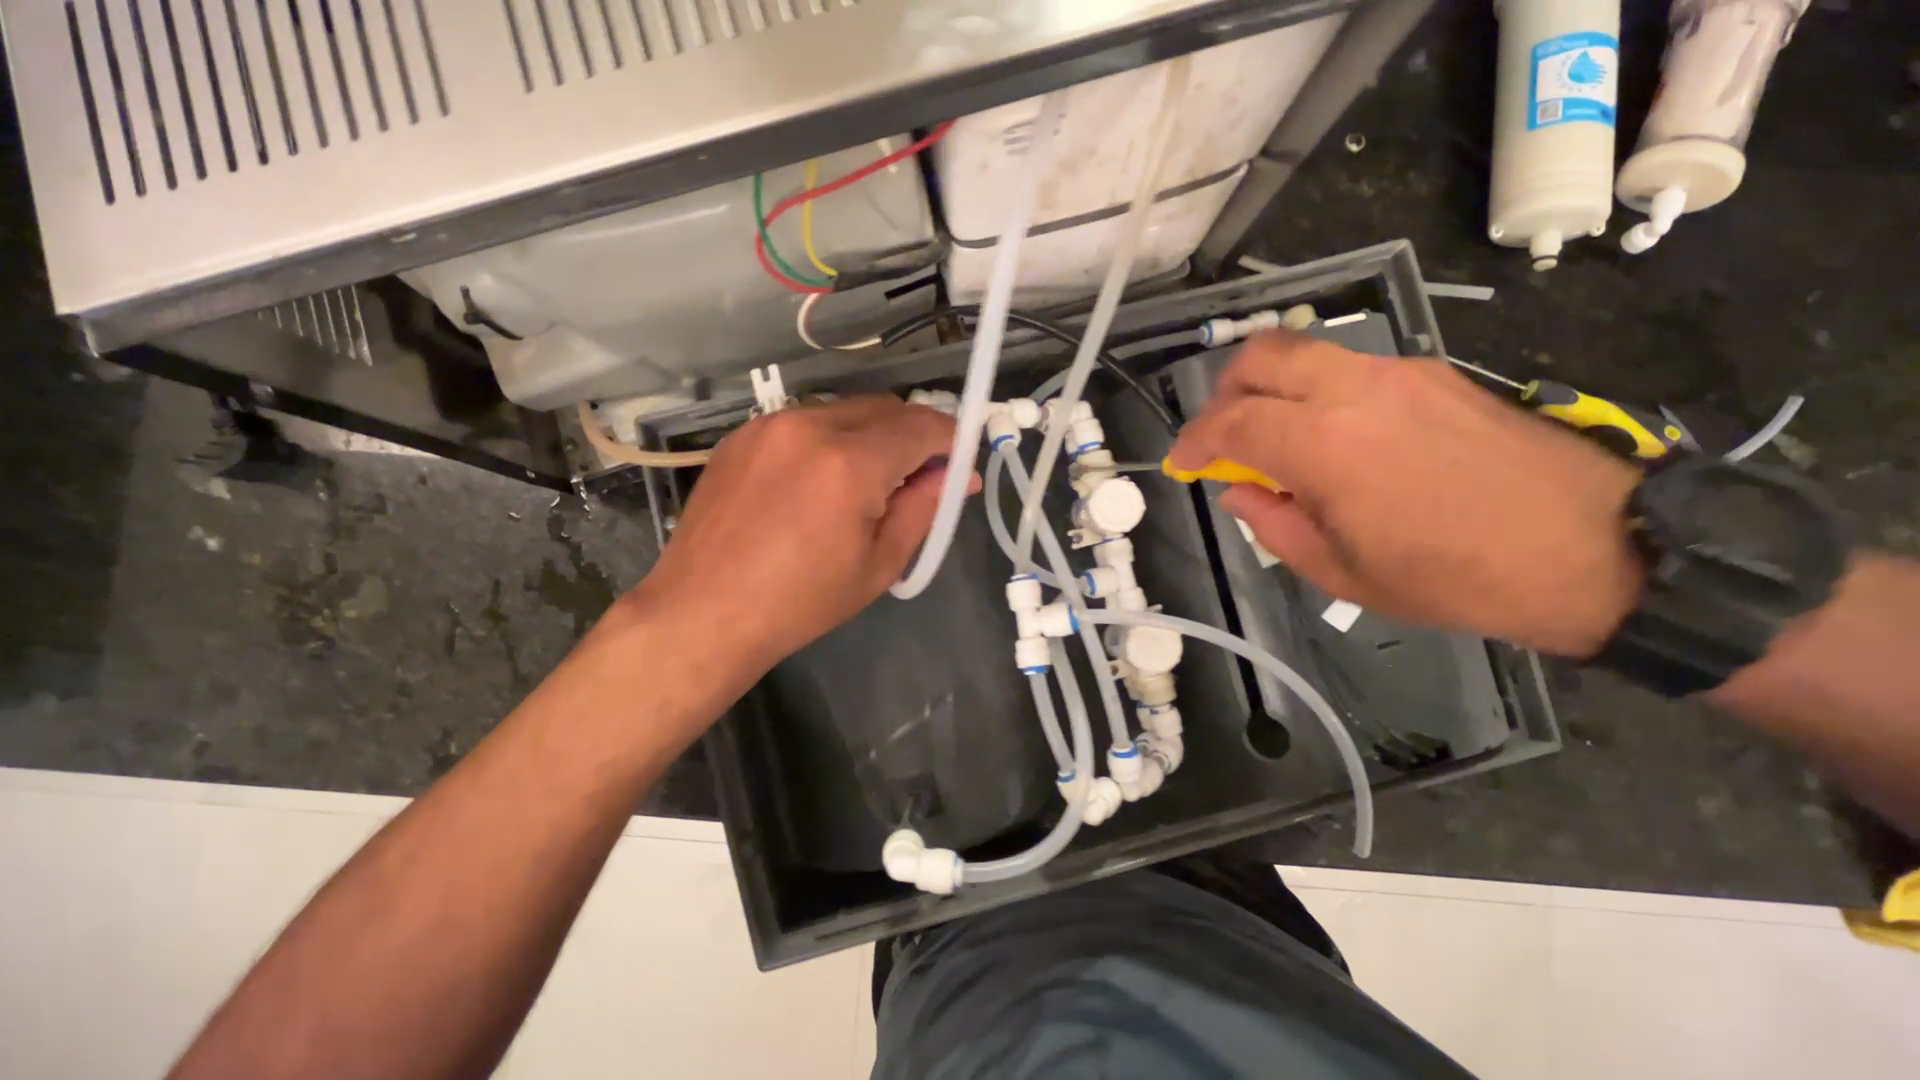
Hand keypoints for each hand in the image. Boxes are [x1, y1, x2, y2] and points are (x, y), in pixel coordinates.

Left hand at [624, 396, 966, 675]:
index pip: (921, 425)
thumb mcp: (878, 564)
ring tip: (863, 485)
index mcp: (850, 462)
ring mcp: (769, 426)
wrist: (703, 611)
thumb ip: (924, 508)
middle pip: (884, 407)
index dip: (951, 438)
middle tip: (917, 478)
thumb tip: (958, 475)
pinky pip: (803, 422)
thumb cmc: (799, 601)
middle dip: (911, 434)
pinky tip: (817, 483)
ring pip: (843, 411)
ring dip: (869, 435)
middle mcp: (810, 426)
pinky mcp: (742, 435)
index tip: (959, 462)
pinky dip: (827, 440)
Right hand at [1169, 332, 1644, 656]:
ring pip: (1308, 350)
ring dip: (1275, 384)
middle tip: (1223, 435)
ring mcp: (1400, 373)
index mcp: (1324, 445)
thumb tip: (1241, 490)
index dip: (1195, 442)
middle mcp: (1355, 389)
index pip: (1231, 422)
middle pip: (1261, 354)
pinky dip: (1322, 389)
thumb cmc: (1453, 578)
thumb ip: (1275, 524)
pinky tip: (1339, 436)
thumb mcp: (1343, 573)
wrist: (1587, 548)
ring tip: (1279, 436)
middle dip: (1226, 390)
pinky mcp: (1436, 374)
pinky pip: (1354, 365)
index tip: (1183, 464)